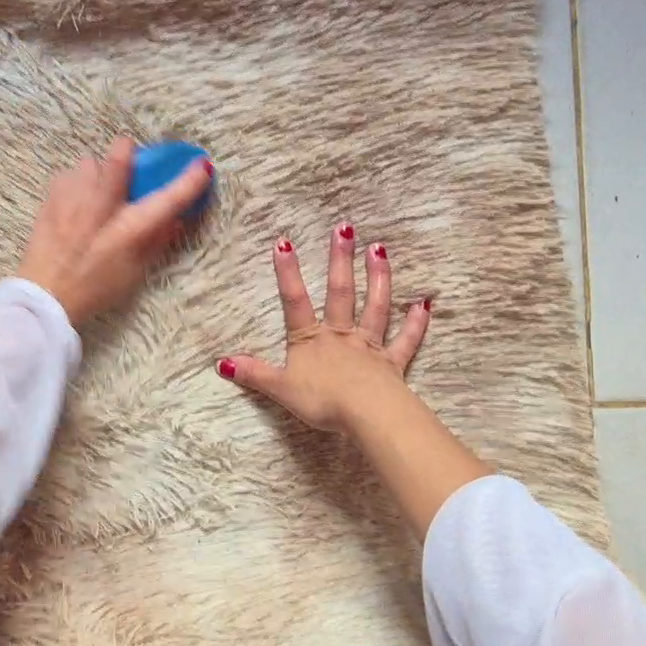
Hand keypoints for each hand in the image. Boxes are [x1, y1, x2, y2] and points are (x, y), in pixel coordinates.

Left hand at [15, 136, 212, 323]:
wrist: (46, 296)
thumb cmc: (94, 288)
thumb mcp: (134, 272)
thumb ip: (156, 241)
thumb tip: (176, 217)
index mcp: (128, 230)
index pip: (168, 199)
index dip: (189, 180)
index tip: (202, 165)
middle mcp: (102, 207)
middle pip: (119, 157)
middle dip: (128, 150)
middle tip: (130, 160)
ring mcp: (73, 198)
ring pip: (90, 162)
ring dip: (98, 171)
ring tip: (95, 191)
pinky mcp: (51, 197)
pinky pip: (69, 175)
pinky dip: (77, 183)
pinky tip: (75, 202)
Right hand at [219, 224, 431, 435]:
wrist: (368, 416)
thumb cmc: (323, 401)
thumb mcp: (280, 388)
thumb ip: (254, 374)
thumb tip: (221, 363)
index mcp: (311, 339)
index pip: (295, 300)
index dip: (287, 272)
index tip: (283, 241)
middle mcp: (340, 335)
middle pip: (340, 292)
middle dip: (339, 260)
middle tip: (343, 229)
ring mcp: (369, 347)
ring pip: (374, 307)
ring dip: (378, 278)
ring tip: (379, 250)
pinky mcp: (392, 364)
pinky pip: (405, 340)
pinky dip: (415, 323)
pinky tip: (423, 304)